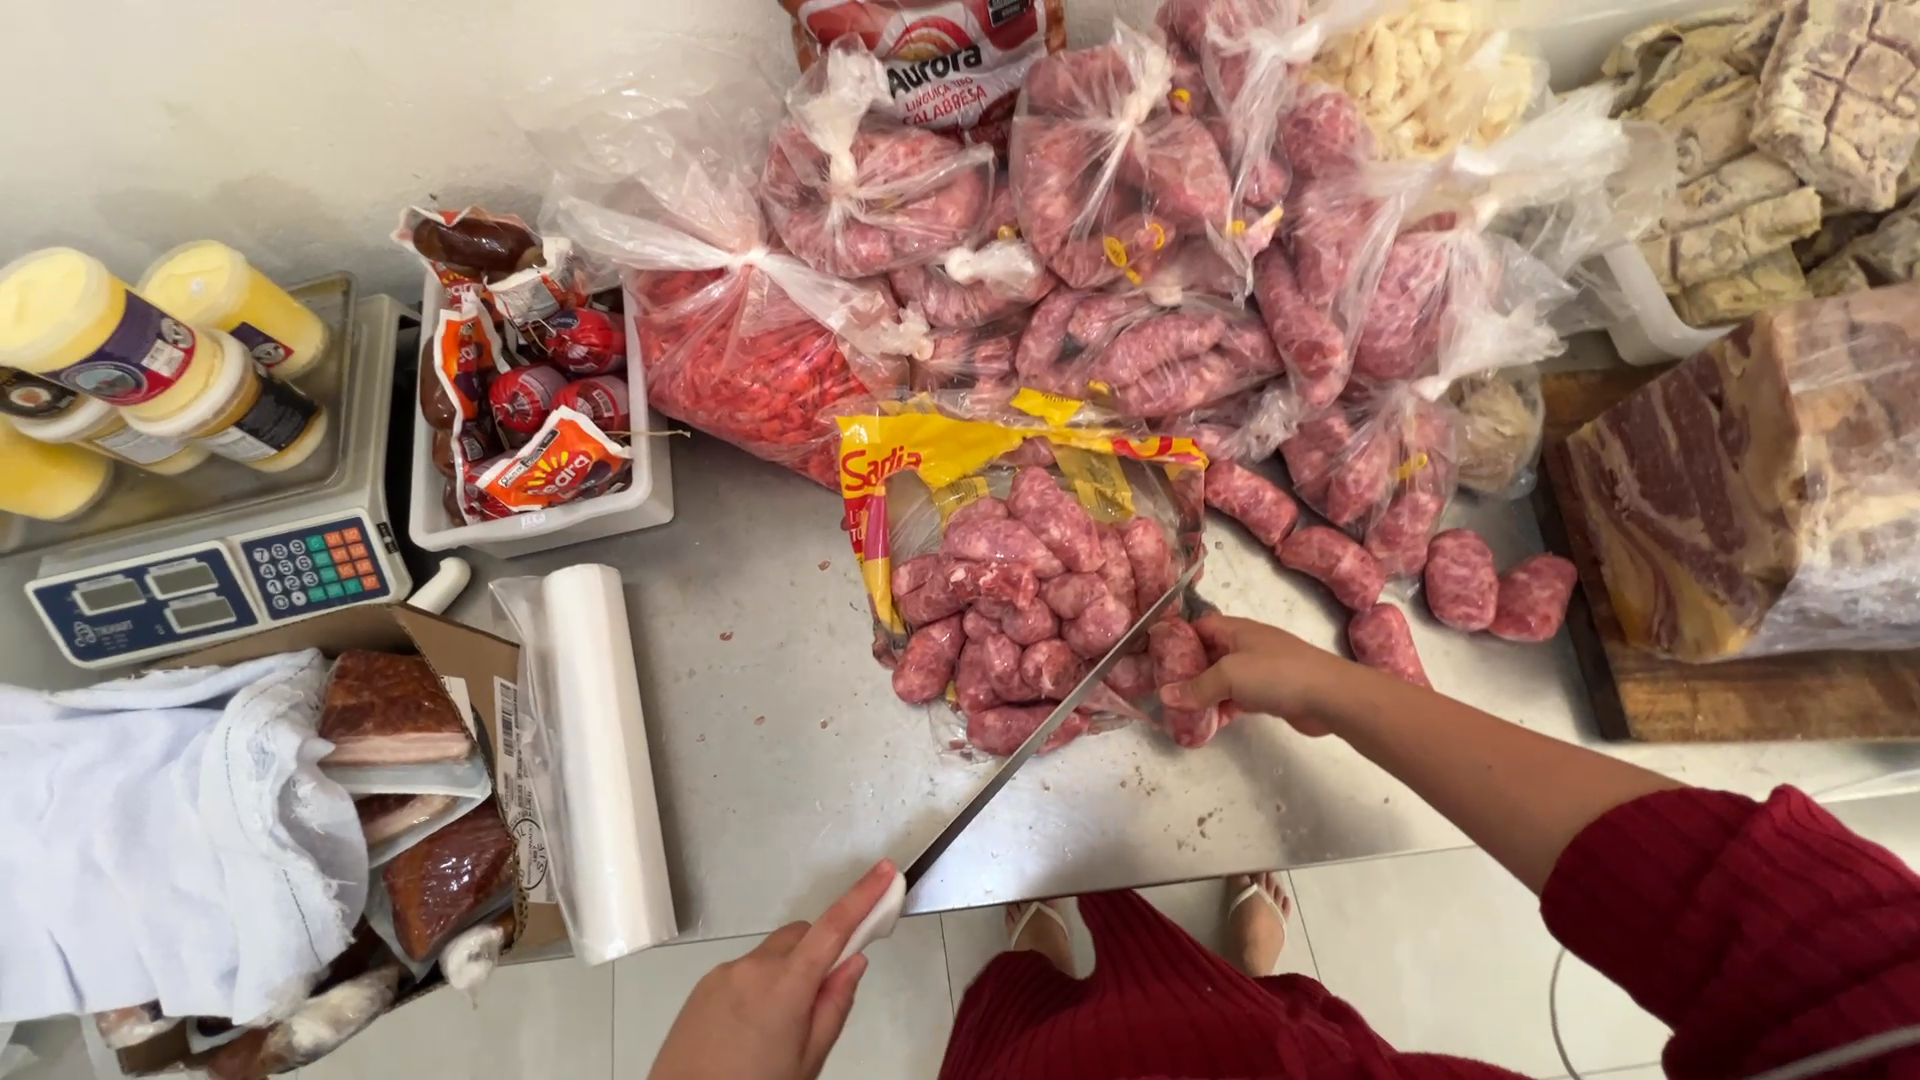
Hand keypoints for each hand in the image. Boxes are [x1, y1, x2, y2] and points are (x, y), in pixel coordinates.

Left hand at [649, 860, 896, 1079]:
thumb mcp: (808, 1060)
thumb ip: (835, 1006)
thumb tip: (853, 962)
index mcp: (787, 985)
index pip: (834, 927)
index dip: (863, 895)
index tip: (884, 871)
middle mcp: (755, 966)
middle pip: (802, 935)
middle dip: (820, 951)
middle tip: (822, 993)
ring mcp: (726, 971)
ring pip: (774, 952)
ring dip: (787, 970)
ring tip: (778, 1025)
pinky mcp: (704, 983)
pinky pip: (746, 968)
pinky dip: (759, 982)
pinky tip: (750, 1026)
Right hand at [1159, 614, 1346, 735]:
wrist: (1331, 697)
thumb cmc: (1277, 674)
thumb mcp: (1229, 675)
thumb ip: (1196, 687)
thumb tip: (1164, 696)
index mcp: (1236, 630)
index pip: (1199, 626)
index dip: (1178, 638)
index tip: (1158, 657)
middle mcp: (1246, 645)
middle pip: (1209, 654)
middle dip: (1188, 670)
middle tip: (1166, 689)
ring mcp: (1260, 670)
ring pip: (1223, 679)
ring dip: (1205, 693)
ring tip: (1183, 710)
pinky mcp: (1271, 693)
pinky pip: (1238, 697)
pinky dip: (1224, 707)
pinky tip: (1211, 723)